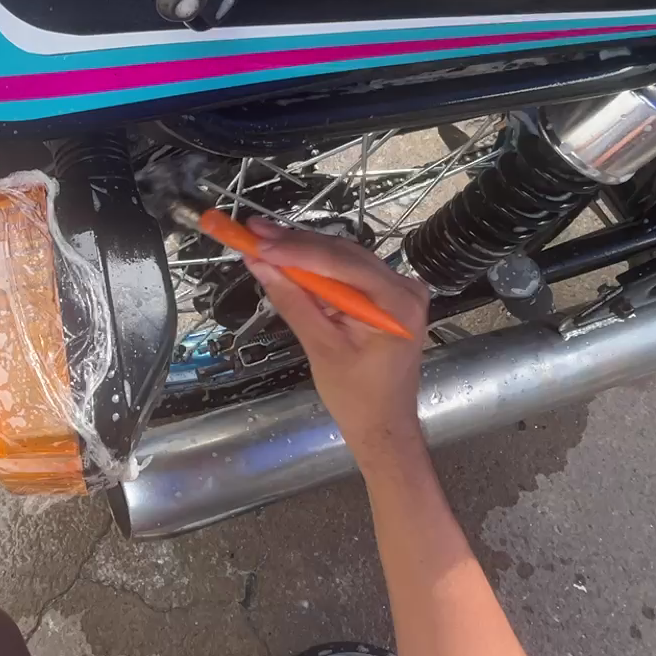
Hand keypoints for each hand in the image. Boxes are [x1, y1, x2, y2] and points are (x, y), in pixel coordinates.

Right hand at [243, 219, 430, 474]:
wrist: (383, 424)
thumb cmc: (356, 396)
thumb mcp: (320, 347)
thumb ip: (292, 301)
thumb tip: (259, 265)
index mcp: (397, 302)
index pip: (341, 263)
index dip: (295, 249)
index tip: (256, 239)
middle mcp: (404, 287)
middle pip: (342, 254)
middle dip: (294, 245)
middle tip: (251, 231)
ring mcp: (398, 289)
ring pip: (342, 259)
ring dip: (301, 251)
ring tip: (260, 241)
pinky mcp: (385, 295)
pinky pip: (346, 272)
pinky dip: (315, 267)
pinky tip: (285, 258)